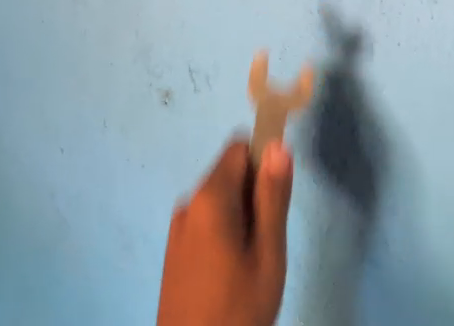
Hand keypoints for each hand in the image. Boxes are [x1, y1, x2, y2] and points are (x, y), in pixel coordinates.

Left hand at [157, 139, 293, 325]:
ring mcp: (178, 227)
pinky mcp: (174, 250)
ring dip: (241, 218)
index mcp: (210, 197)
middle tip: (268, 240)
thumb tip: (277, 145)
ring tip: (252, 262)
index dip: (264, 162)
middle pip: (229, 174)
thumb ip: (272, 197)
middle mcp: (188, 203)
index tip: (278, 197)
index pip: (239, 147)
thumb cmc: (238, 308)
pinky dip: (224, 234)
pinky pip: (206, 223)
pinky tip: (233, 273)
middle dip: (254, 196)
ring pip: (220, 201)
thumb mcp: (268, 254)